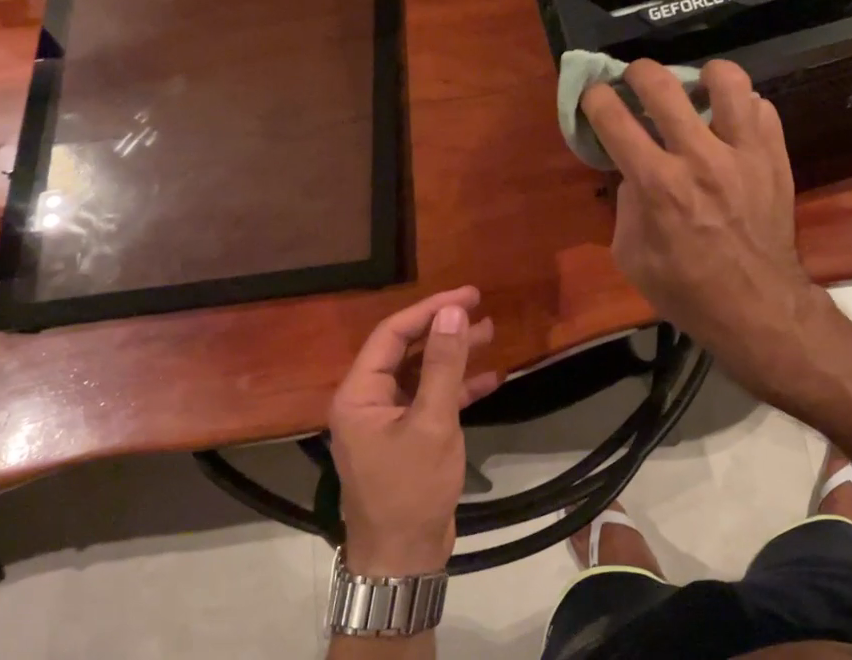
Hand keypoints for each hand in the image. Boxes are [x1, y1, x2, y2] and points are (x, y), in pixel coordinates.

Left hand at [326, 287, 500, 575]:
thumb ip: (443, 364)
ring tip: (490, 333)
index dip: (429, 309)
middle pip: (405, 350)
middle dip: (442, 328)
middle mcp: (368, 402)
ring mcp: (387, 421)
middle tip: (480, 307)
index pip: (391, 334)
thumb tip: (452, 312)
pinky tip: (492, 379)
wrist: (403, 557)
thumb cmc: (411, 488)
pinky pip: (431, 401)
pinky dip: (459, 388)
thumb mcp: (432, 422)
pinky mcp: (407, 438)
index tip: (468, 294)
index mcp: (359, 394)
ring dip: (454, 355)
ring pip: (421, 374)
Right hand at [580, 59, 835, 396]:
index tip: (595, 95)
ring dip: (703, 77)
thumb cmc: (686, 289)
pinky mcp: (775, 158)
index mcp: (657, 185)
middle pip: (662, 85)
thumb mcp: (632, 257)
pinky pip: (761, 107)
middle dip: (638, 73)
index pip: (614, 118)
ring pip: (726, 81)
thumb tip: (632, 170)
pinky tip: (732, 123)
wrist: (757, 306)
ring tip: (697, 89)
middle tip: (636, 81)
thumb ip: (626, 204)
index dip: (596, 98)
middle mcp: (699, 158)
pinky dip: (742, 108)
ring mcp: (743, 154)